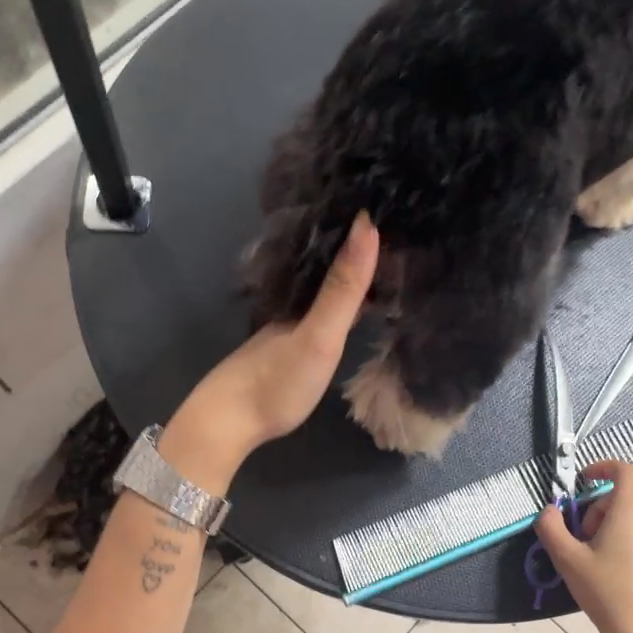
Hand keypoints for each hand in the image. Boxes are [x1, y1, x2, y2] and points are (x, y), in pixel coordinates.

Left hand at [159, 214, 379, 489]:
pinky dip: (340, 299)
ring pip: (324, 285)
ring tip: (389, 261)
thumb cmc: (278, 380)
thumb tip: (367, 222)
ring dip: (352, 272)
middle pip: (330, 261)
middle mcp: (292, 297)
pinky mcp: (285, 342)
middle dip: (362, 246)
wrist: (229, 422)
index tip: (400, 210)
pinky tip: (353, 305)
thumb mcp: (320, 335)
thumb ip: (344, 288)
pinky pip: (319, 307)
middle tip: (403, 233)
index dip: (367, 228)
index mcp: (300, 288)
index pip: (338, 244)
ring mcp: (286, 320)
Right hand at [535, 460, 632, 632]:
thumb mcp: (567, 560)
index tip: (585, 480)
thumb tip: (548, 510)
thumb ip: (550, 528)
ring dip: (621, 533)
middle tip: (584, 544)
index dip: (604, 467)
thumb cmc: (606, 593)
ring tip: (606, 568)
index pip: (624, 470)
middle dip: (601, 514)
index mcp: (631, 511)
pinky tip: (630, 582)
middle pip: (626, 502)